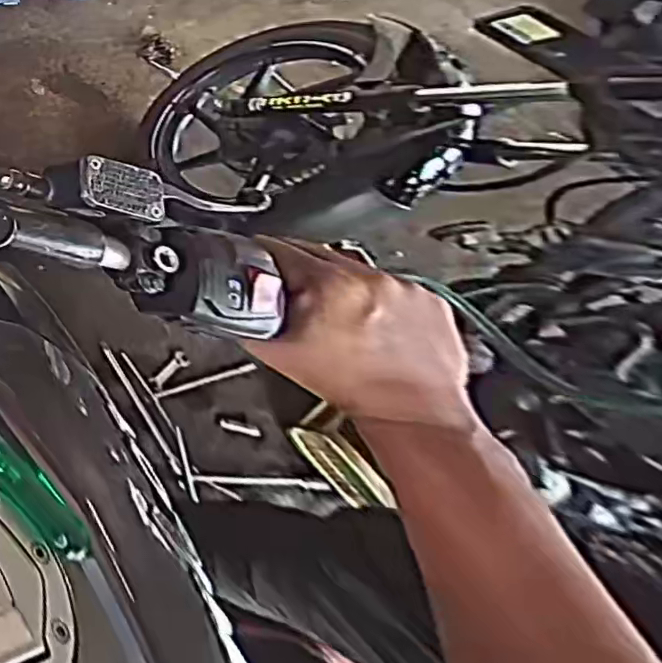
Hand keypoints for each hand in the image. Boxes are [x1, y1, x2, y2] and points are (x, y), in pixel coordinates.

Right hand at [243, 238, 479, 431]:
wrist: (413, 414)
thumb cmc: (352, 387)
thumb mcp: (276, 352)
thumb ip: (248, 319)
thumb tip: (233, 299)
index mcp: (328, 284)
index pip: (281, 247)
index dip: (262, 253)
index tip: (258, 260)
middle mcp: (369, 279)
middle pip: (317, 253)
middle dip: (300, 269)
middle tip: (294, 294)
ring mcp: (403, 288)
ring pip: (354, 269)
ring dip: (339, 284)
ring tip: (337, 316)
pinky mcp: (428, 300)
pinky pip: (389, 285)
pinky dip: (375, 298)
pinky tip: (370, 323)